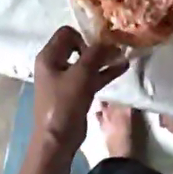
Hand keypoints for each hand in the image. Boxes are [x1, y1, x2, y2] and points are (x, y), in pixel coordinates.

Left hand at [33, 26, 127, 154]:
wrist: (58, 139)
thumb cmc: (64, 104)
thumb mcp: (81, 75)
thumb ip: (95, 54)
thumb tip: (109, 40)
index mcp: (49, 56)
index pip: (66, 33)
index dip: (83, 37)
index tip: (96, 49)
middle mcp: (55, 64)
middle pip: (78, 46)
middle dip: (97, 47)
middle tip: (114, 51)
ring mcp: (65, 79)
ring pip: (86, 62)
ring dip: (104, 59)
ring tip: (123, 57)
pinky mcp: (75, 92)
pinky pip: (91, 76)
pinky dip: (104, 72)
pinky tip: (122, 68)